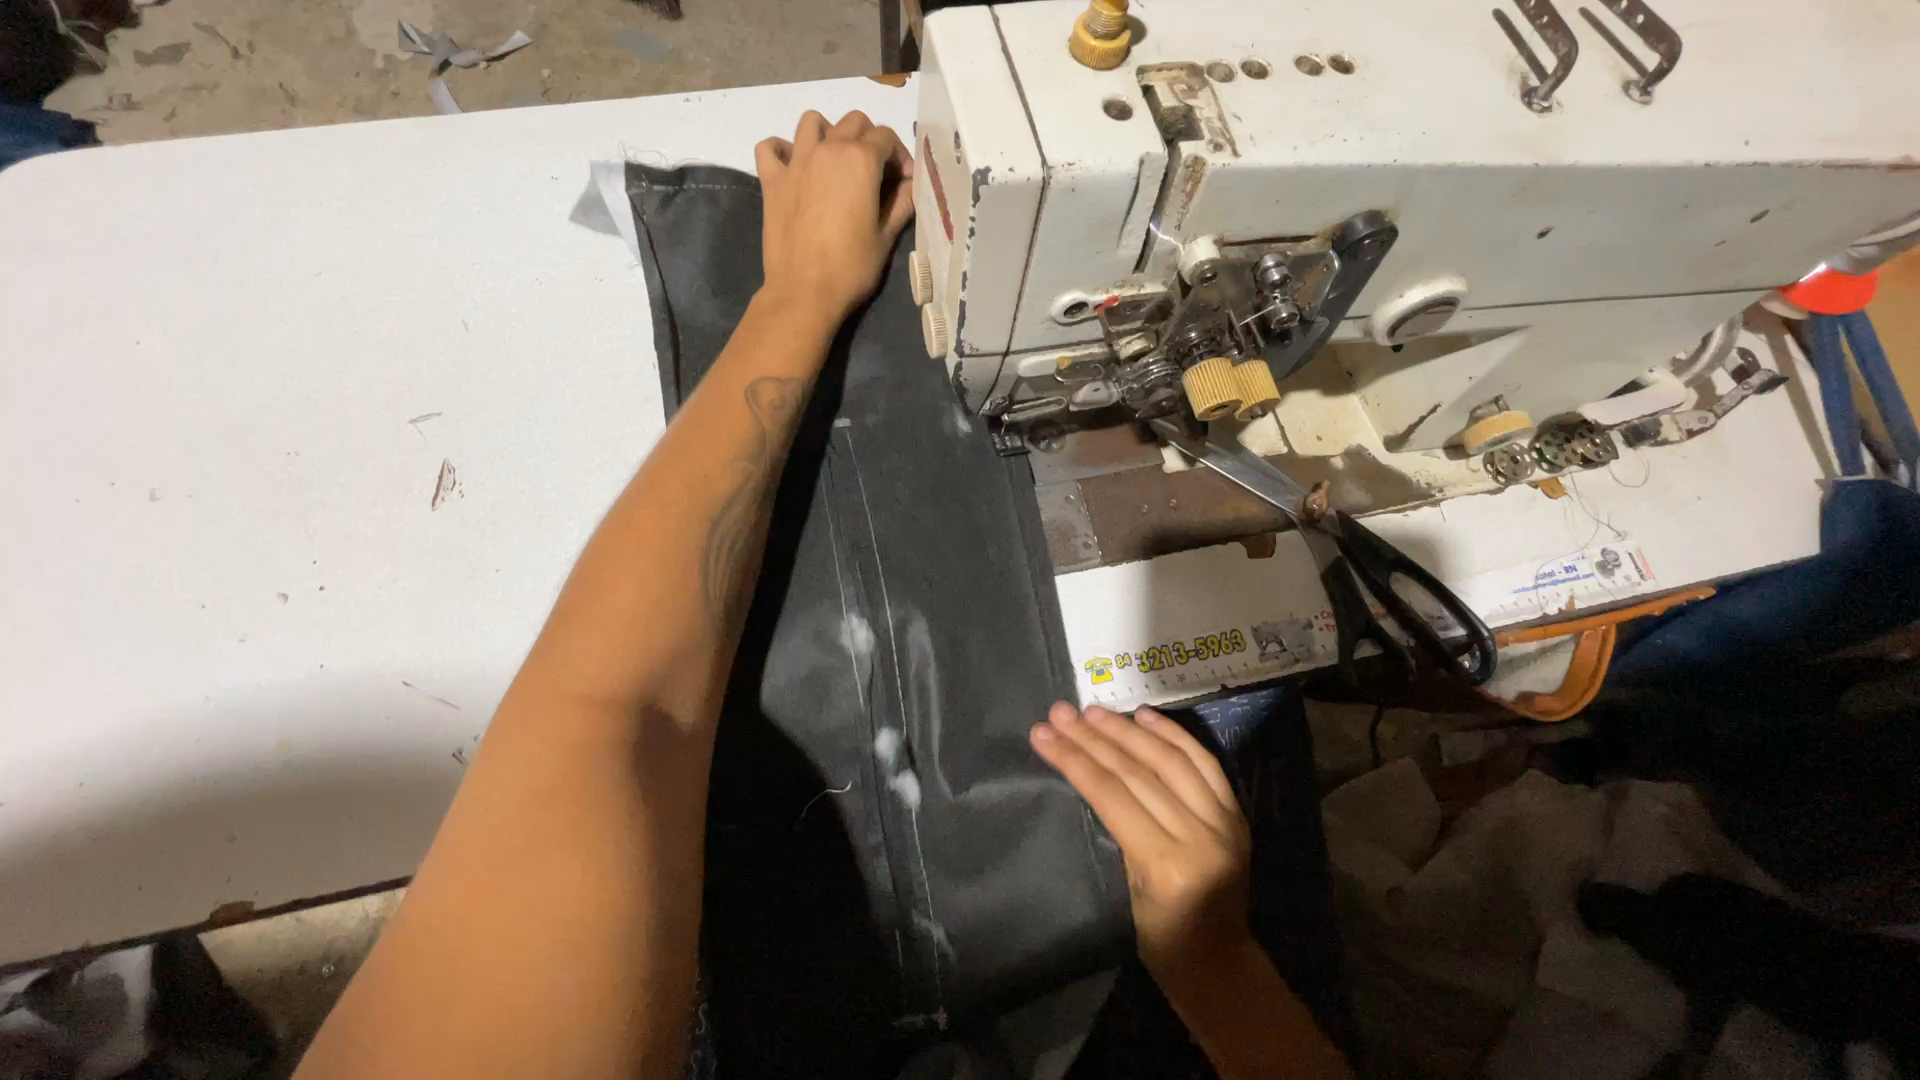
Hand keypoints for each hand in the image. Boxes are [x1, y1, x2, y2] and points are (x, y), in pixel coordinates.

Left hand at [754, 110, 914, 322]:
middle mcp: (827, 150)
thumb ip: (901, 204)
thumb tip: (911, 184)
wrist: (804, 292)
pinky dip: (782, 150)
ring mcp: (795, 163)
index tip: (904, 181)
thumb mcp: (886, 238)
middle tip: (875, 173)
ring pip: (812, 122)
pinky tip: (794, 168)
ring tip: (835, 162)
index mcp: (859, 161)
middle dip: (870, 140)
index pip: (885, 138)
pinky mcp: (772, 181)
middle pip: (853, 122)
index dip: (900, 156)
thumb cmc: (851, 268)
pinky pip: (770, 147)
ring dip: (828, 133)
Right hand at [1030, 703, 1252, 974]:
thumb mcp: (1126, 893)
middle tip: (1060, 712)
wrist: (1221, 968)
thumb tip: (1090, 774)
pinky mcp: (1237, 815)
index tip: (1042, 734)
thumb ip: (1119, 833)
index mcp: (1166, 864)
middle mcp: (1200, 836)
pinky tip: (1145, 716)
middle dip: (1093, 738)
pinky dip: (1174, 736)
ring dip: (1128, 730)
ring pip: (1170, 760)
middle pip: (1138, 772)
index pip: (1112, 794)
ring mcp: (1224, 822)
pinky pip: (1205, 763)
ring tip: (1093, 711)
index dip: (1074, 759)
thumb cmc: (1161, 944)